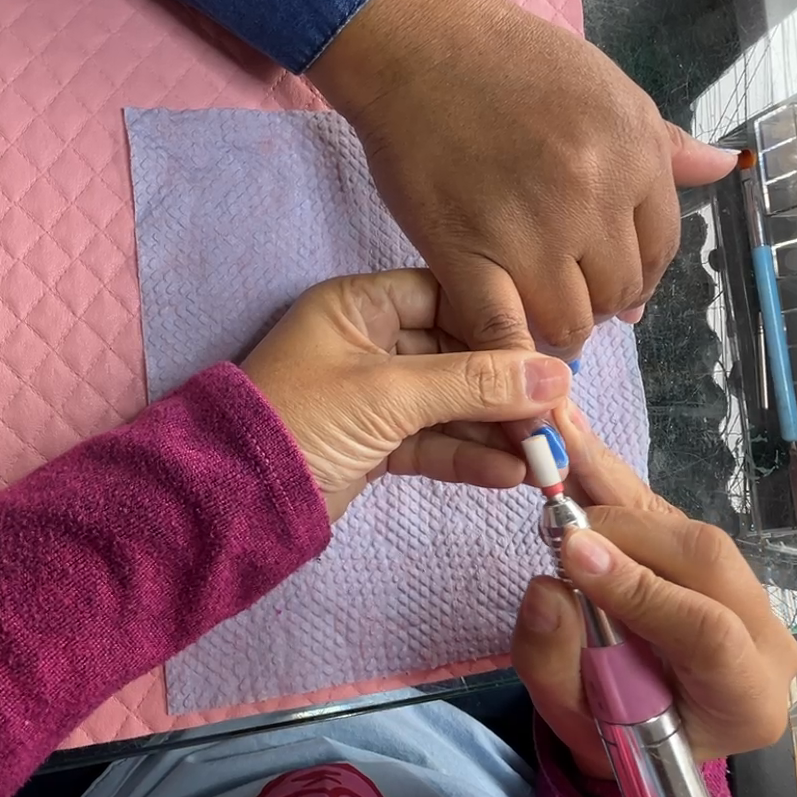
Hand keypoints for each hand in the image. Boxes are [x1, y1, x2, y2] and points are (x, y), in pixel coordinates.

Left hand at [242, 269, 571, 520]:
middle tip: (559, 417)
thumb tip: (557, 376)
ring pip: (447, 403)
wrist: (237, 498)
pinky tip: (509, 474)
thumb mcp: (388, 392)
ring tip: (546, 455)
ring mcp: (372, 395)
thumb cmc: (304, 420)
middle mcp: (368, 342)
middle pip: (454, 355)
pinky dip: (466, 456)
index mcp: (358, 306)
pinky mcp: (374, 441)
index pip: (446, 297)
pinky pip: (430, 441)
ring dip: (493, 428)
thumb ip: (473, 382)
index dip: (499, 325)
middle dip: (504, 389)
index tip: (552, 355)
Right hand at [306, 0, 736, 357]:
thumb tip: (724, 168)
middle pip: (617, 292)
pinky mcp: (467, 256)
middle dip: (598, 304)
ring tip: (533, 315)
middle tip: (564, 297)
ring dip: (557, 330)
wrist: (418, 50)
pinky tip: (507, 350)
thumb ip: (662, 140)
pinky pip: (502, 330)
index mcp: (634, 152)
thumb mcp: (604, 84)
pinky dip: (510, 352)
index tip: (606, 283)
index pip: (659, 249)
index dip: (636, 276)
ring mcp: (532, 233)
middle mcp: (595, 198)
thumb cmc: (506, 60)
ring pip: (569, 323)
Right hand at [511, 403, 796, 771]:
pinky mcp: (710, 562)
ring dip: (614, 485)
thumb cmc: (610, 734)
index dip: (642, 589)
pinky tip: (576, 436)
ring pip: (686, 524)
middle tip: (555, 514)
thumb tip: (549, 589)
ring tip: (561, 436)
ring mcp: (744, 593)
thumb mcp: (570, 719)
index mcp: (744, 699)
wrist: (643, 727)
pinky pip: (662, 511)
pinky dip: (611, 476)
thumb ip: (554, 663)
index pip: (710, 633)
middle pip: (707, 559)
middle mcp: (763, 638)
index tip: (571, 553)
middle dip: (625, 529)